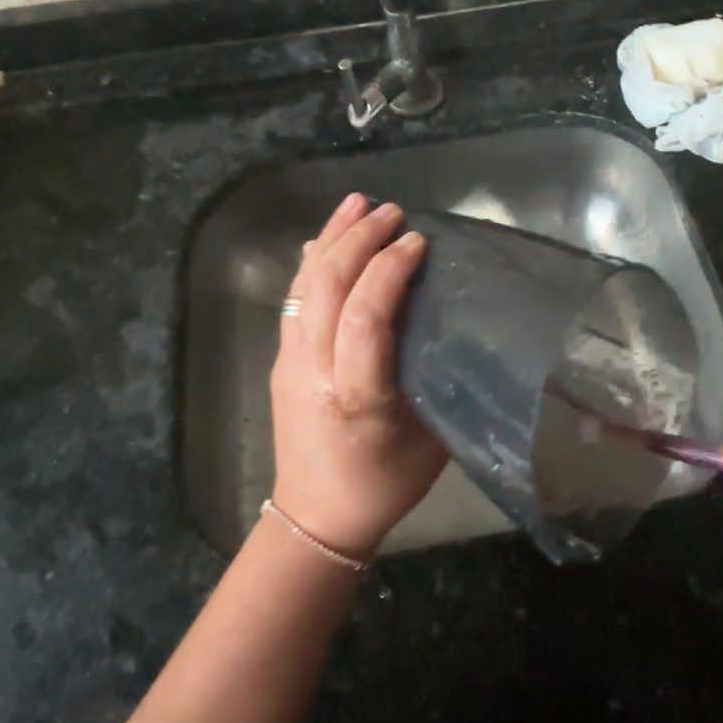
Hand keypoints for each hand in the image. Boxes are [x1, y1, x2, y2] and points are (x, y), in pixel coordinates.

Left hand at [269, 194, 445, 560]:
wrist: (316, 517)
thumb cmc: (384, 483)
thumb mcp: (430, 437)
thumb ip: (433, 375)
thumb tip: (441, 316)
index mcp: (354, 393)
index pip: (365, 315)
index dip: (390, 270)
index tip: (419, 241)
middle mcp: (313, 369)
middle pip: (326, 288)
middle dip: (358, 239)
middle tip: (392, 211)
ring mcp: (289, 362)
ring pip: (304, 286)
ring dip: (331, 239)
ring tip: (357, 204)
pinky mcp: (280, 360)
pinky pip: (295, 299)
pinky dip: (312, 263)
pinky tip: (324, 241)